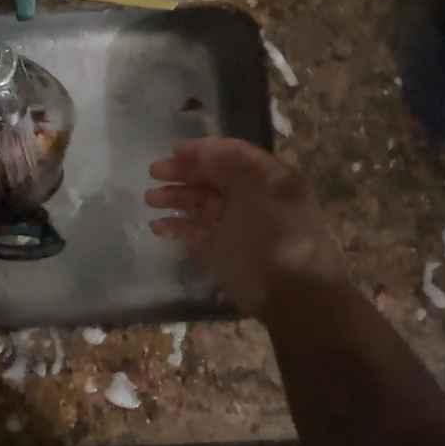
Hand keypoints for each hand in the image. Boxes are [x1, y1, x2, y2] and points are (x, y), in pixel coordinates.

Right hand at [144, 137, 345, 316]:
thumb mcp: (259, 194)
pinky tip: (157, 227)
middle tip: (154, 172)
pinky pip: (197, 231)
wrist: (293, 296)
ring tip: (150, 199)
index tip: (173, 149)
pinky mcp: (224, 250)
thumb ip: (230, 167)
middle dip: (184, 172)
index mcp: (268, 180)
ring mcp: (237, 225)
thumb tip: (202, 150)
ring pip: (202, 203)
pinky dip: (177, 227)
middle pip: (214, 177)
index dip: (204, 149)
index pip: (233, 153)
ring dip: (176, 198)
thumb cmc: (278, 238)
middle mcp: (252, 198)